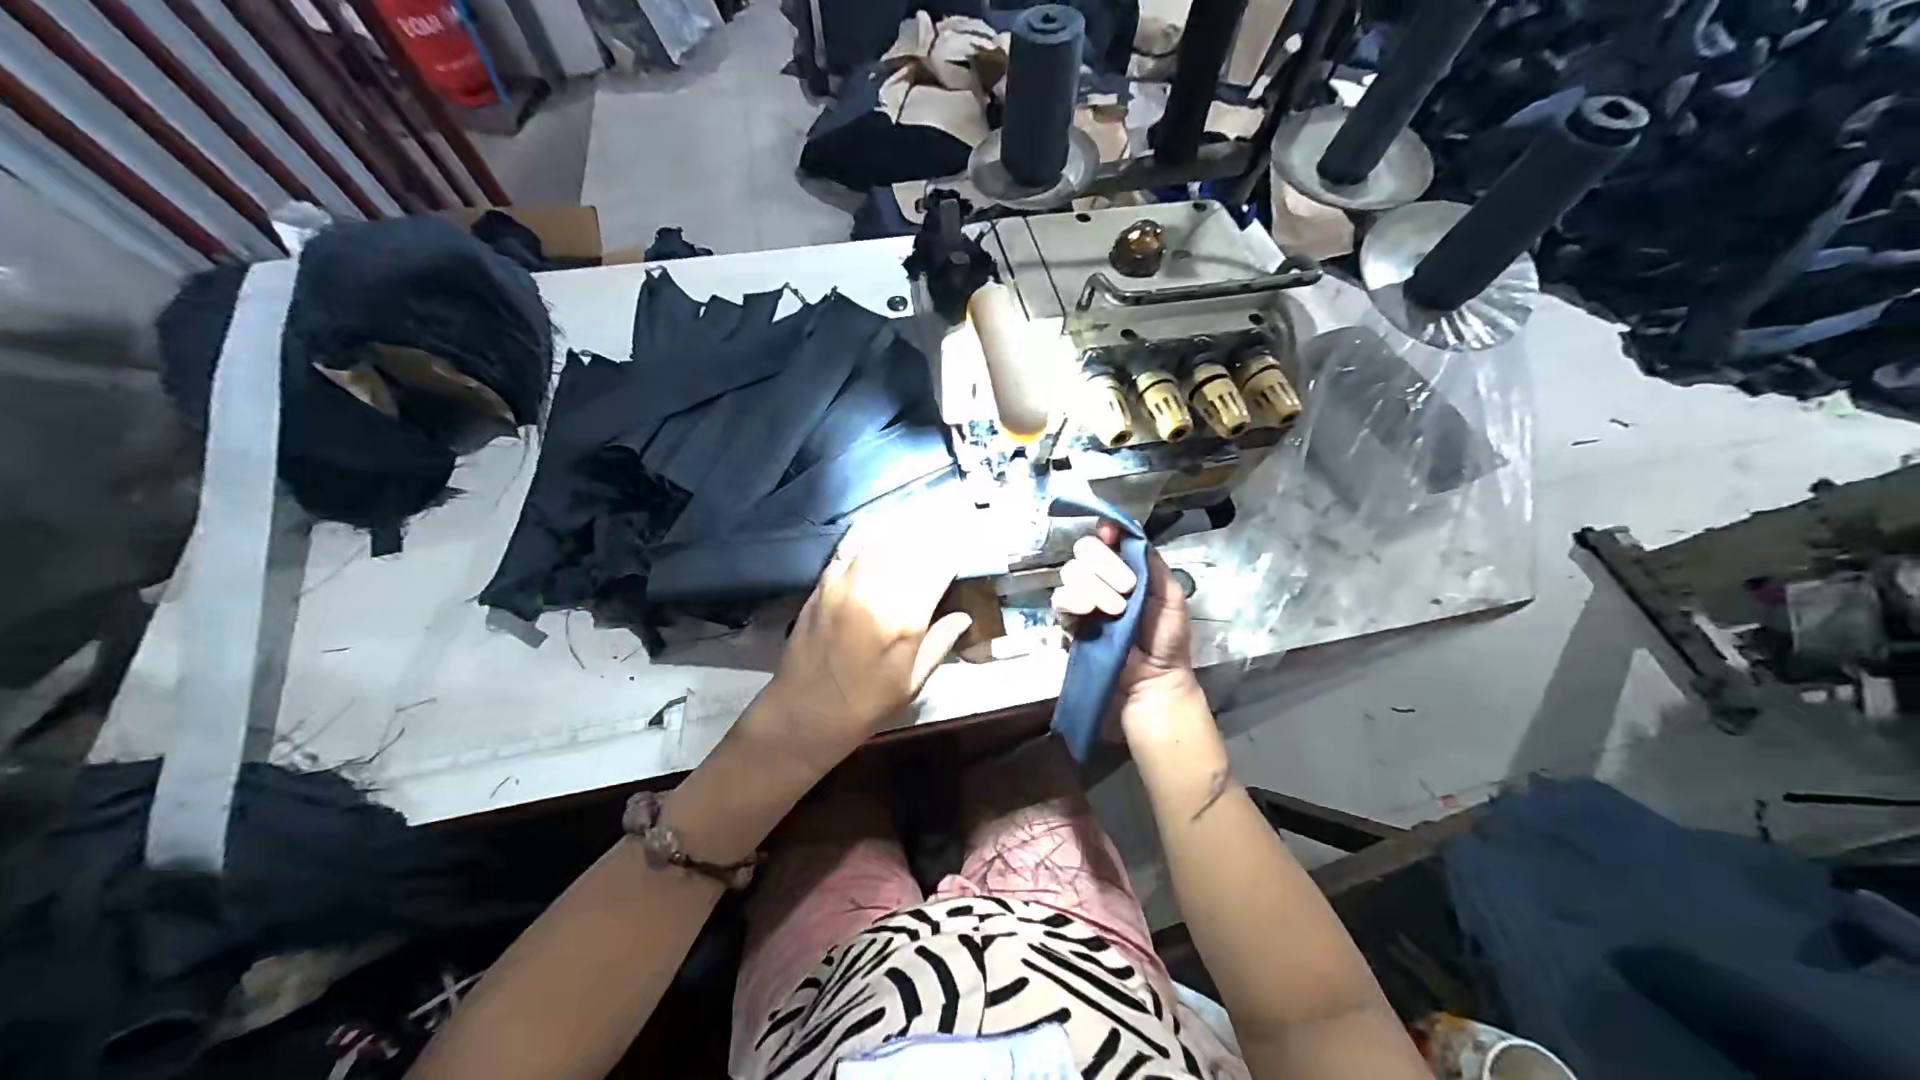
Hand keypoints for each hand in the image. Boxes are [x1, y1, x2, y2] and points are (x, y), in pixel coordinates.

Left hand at [753, 521, 973, 775]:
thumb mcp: (913, 681)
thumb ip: (940, 642)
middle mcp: (874, 591)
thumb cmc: (866, 703)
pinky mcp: (823, 582)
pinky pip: (850, 546)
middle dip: (933, 538)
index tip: (964, 549)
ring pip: (881, 540)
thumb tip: (964, 617)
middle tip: (946, 537)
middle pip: (911, 546)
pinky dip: (870, 536)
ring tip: (918, 535)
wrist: (805, 712)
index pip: (937, 566)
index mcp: (903, 619)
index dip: (954, 552)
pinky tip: (881, 535)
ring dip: (904, 534)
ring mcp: (844, 583)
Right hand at [1050, 521, 1198, 719]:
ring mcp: (1082, 598)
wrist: (1155, 677)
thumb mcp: (1170, 595)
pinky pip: (1060, 599)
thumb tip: (1130, 530)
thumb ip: (1151, 562)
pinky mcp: (1069, 620)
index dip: (1105, 531)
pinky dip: (1073, 599)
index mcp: (1124, 568)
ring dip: (1095, 585)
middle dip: (1105, 563)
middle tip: (1127, 588)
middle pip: (1085, 550)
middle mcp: (1100, 578)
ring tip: (1116, 610)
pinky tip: (1089, 609)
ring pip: (1072, 572)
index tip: (1110, 534)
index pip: (1106, 538)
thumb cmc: (1167, 638)